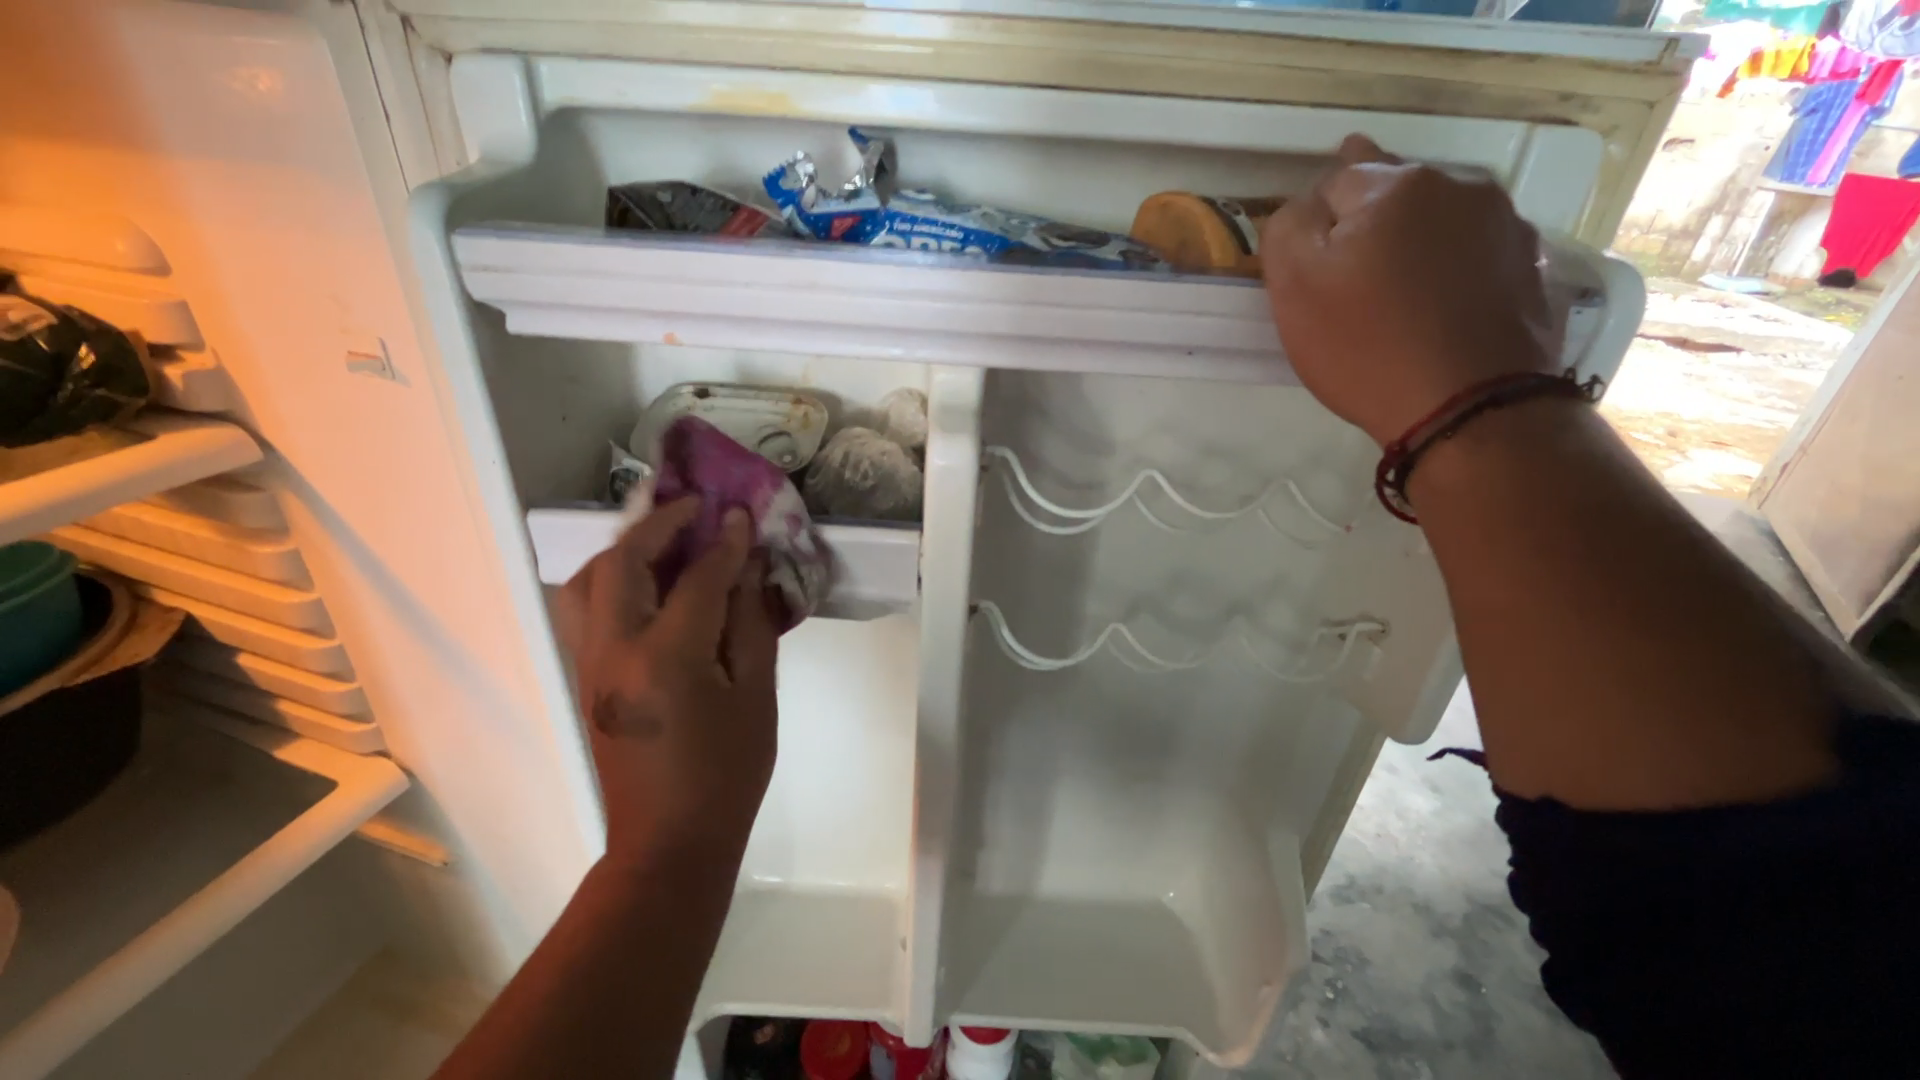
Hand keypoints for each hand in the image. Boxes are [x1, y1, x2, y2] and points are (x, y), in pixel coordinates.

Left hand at [553, 499, 780, 861]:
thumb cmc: (727, 773)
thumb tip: (747, 569)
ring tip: (664, 541)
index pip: (697, 579)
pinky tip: (647, 583)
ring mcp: (591, 664)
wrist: (669, 841)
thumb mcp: (757, 697)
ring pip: (588, 581)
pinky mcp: (585, 678)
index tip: (742, 515)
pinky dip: (611, 579)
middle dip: (658, 526)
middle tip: (694, 510)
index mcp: (667, 658)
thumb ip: (751, 624)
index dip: (724, 543)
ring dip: (625, 549)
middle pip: (622, 563)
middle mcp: (615, 651)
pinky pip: (586, 608)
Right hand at [1260, 135, 1559, 445]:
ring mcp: (1502, 223)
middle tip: (1351, 271)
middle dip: (1368, 220)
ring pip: (1437, 217)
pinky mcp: (1528, 264)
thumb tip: (1308, 205)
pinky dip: (1451, 266)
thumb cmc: (1365, 347)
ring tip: (1397, 286)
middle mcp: (1456, 186)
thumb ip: (1288, 227)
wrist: (1468, 407)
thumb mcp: (1294, 287)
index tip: (1312, 262)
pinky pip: (1473, 250)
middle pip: (1392, 191)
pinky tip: (1439, 303)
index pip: (1333, 182)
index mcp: (1392, 186)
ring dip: (1413, 239)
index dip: (1315, 223)